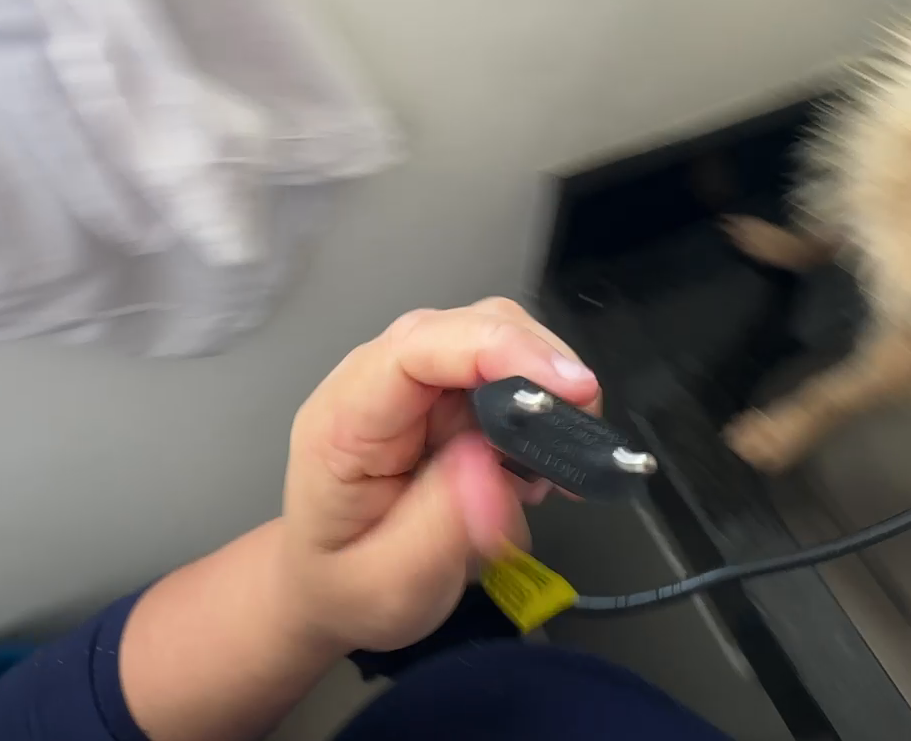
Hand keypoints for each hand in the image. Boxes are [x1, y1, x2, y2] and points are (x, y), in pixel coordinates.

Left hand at [278, 298, 601, 653]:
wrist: (326, 582)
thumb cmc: (343, 583)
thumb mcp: (387, 584)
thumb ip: (438, 532)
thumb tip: (496, 472)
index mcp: (347, 416)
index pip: (417, 346)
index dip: (497, 349)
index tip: (567, 387)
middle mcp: (380, 380)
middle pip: (468, 327)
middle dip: (538, 363)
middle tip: (584, 428)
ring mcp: (416, 385)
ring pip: (496, 340)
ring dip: (544, 386)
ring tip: (560, 458)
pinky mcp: (445, 396)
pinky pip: (503, 374)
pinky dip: (540, 406)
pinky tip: (540, 462)